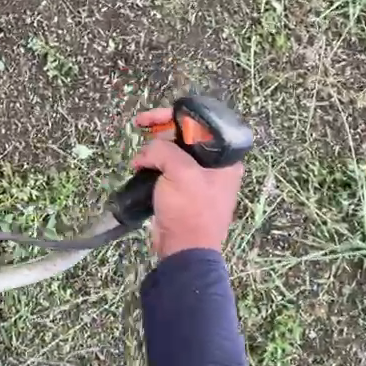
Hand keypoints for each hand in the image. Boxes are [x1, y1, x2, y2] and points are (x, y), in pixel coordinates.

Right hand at [131, 108, 244, 259]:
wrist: (184, 248)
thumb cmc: (190, 210)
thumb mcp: (180, 172)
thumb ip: (164, 150)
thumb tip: (146, 153)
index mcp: (225, 158)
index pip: (200, 124)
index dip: (174, 116)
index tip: (149, 118)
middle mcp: (214, 165)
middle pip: (184, 135)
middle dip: (160, 132)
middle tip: (140, 129)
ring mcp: (198, 177)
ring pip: (172, 150)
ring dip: (152, 150)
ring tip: (139, 159)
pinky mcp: (182, 189)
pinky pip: (166, 166)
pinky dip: (151, 163)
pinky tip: (139, 167)